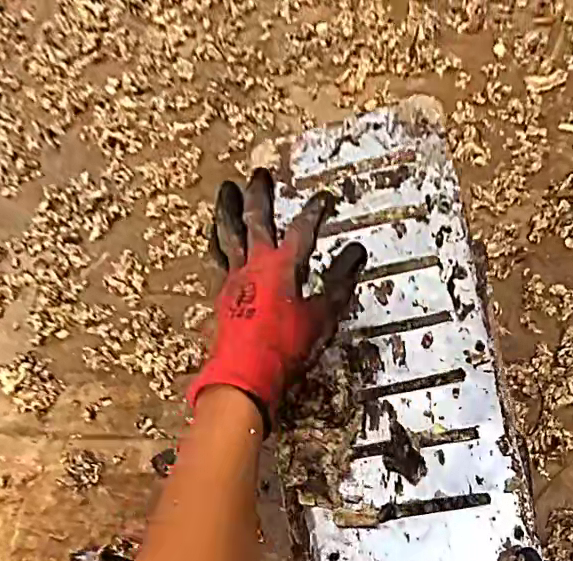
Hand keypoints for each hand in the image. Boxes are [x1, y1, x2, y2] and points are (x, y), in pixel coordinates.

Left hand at [191, 168, 367, 430]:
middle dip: (261, 195)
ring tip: (227, 191)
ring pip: (229, 234)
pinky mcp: (223, 295)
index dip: (315, 211)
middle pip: (257, 219)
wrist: (246, 373)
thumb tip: (356, 256)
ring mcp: (235, 278)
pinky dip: (217, 244)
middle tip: (261, 175)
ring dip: (228, 210)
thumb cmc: (285, 349)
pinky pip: (217, 259)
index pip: (303, 229)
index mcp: (284, 267)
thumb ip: (339, 285)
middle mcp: (256, 265)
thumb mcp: (321, 318)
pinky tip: (216, 238)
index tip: (325, 199)